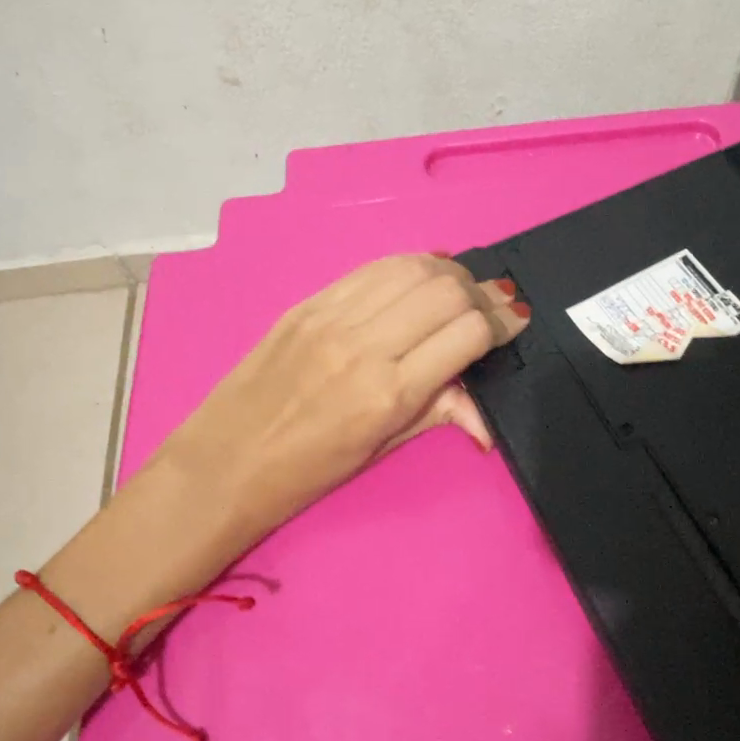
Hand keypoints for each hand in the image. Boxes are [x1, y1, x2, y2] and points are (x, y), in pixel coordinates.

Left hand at [154, 253, 528, 539]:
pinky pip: (372, 268)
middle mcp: (365, 345)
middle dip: (483, 293)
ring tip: (463, 287)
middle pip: (447, 290)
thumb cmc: (307, 473)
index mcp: (389, 393)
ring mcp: (332, 317)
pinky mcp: (309, 303)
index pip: (467, 332)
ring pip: (412, 268)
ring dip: (449, 272)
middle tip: (494, 306)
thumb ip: (438, 413)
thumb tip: (487, 419)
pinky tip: (421, 276)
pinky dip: (408, 266)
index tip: (516, 323)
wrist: (223, 464)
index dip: (502, 322)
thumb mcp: (381, 451)